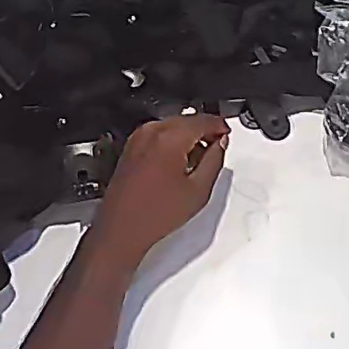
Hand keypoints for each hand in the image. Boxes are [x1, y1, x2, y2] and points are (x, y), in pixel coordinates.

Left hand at [91, 115, 229, 270]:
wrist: (122, 228)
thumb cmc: (153, 214)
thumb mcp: (198, 190)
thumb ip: (215, 161)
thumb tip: (220, 144)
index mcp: (169, 138)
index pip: (202, 120)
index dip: (219, 125)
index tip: (226, 132)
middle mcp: (151, 132)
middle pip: (186, 120)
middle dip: (204, 130)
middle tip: (217, 145)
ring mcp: (138, 138)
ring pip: (172, 126)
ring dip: (188, 136)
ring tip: (199, 159)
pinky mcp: (131, 146)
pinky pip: (158, 134)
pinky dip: (172, 141)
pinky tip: (180, 162)